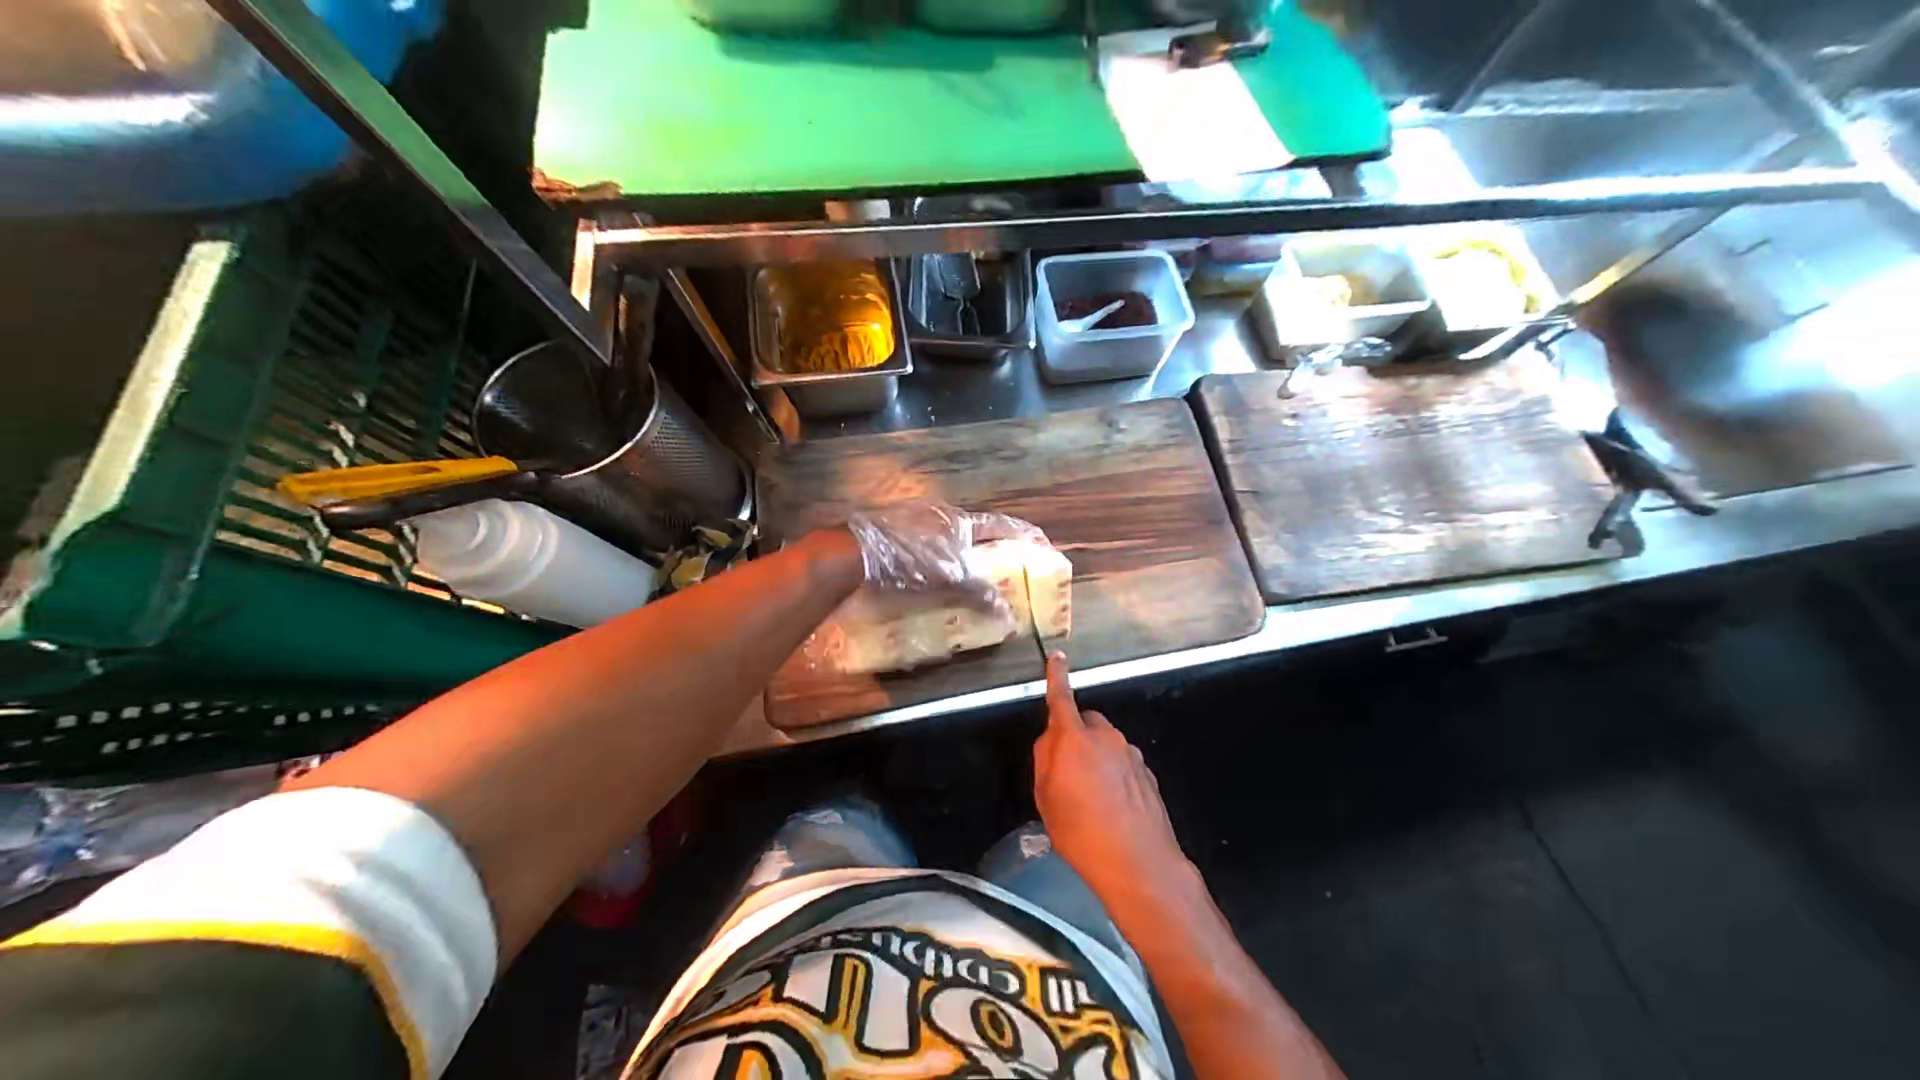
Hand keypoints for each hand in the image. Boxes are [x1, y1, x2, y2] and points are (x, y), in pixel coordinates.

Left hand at [846, 502, 1040, 609]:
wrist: (854, 554)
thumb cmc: (909, 559)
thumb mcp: (950, 577)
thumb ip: (979, 593)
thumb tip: (1008, 614)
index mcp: (961, 521)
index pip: (1003, 524)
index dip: (1025, 534)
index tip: (1043, 545)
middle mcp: (942, 517)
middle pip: (979, 532)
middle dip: (997, 549)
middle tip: (1012, 569)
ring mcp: (919, 526)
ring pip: (954, 542)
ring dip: (969, 559)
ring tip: (979, 581)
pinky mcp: (899, 539)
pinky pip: (932, 551)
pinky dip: (944, 566)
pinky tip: (940, 582)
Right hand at [1033, 652, 1193, 906]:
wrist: (1139, 864)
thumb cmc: (1081, 832)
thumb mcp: (1045, 798)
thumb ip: (1045, 759)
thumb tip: (1051, 739)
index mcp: (1075, 739)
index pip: (1062, 697)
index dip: (1056, 676)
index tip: (1057, 657)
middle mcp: (1107, 738)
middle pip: (1085, 722)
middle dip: (1074, 735)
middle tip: (1064, 770)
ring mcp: (1132, 754)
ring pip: (1105, 743)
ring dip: (1095, 757)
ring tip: (1089, 797)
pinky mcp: (1148, 773)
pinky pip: (1122, 762)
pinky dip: (1113, 773)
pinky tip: (1111, 806)